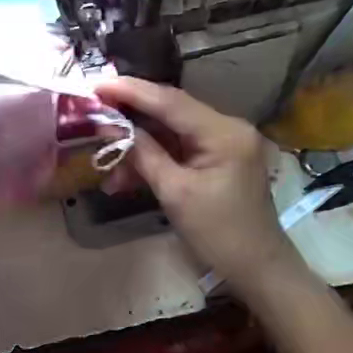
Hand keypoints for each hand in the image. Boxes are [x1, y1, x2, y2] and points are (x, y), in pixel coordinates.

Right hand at [96, 78, 307, 293]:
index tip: (96, 85)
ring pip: (172, 133)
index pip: (170, 101)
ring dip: (139, 146)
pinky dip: (155, 159)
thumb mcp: (175, 193)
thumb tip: (111, 126)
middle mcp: (228, 127)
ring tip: (106, 163)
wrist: (258, 267)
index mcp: (223, 132)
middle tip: (94, 115)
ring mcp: (225, 142)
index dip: (131, 91)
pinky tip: (127, 176)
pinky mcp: (219, 159)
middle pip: (171, 112)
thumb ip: (144, 154)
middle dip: (131, 117)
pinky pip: (181, 149)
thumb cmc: (219, 233)